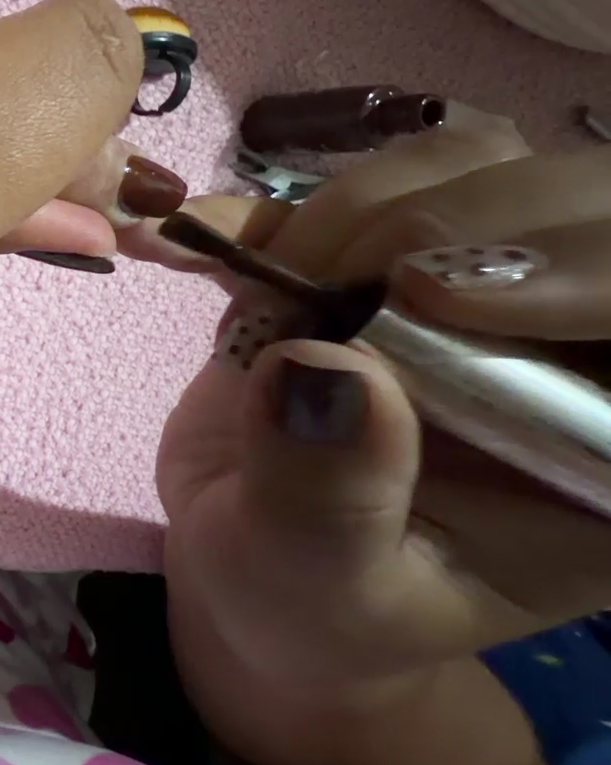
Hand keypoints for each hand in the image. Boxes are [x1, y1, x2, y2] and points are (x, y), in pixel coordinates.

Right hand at [151, 110, 610, 764]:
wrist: (245, 560)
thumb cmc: (305, 601)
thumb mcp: (320, 580)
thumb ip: (330, 496)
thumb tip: (321, 366)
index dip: (592, 265)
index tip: (423, 295)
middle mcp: (573, 352)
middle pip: (589, 203)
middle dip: (445, 223)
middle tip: (320, 289)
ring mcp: (471, 295)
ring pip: (470, 163)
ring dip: (349, 207)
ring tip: (261, 289)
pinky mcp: (366, 268)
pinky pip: (349, 188)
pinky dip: (260, 204)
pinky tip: (192, 245)